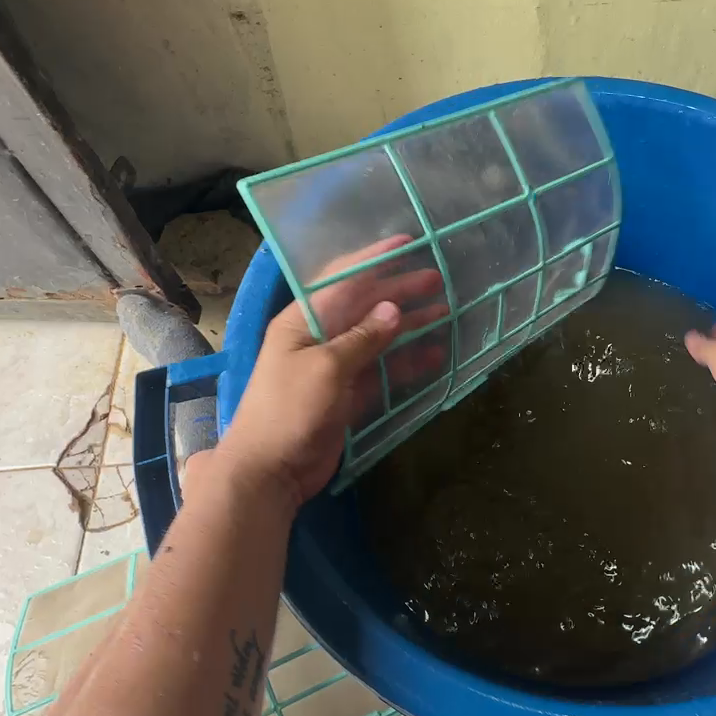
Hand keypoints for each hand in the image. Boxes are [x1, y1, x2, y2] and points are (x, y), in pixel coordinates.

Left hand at [201, 237, 445, 506]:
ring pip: (379, 338)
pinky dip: (407, 363)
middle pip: (366, 306)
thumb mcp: (326, 368)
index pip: (343, 279)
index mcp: (304, 321)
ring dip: (410, 326)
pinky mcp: (348, 394)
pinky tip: (434, 356)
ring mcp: (336, 367)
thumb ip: (362, 338)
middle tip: (438, 280)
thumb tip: (394, 310)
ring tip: (446, 313)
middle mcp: (320, 337)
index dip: (375, 260)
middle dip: (401, 291)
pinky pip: (383, 370)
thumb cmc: (288, 411)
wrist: (269, 471)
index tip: (408, 243)